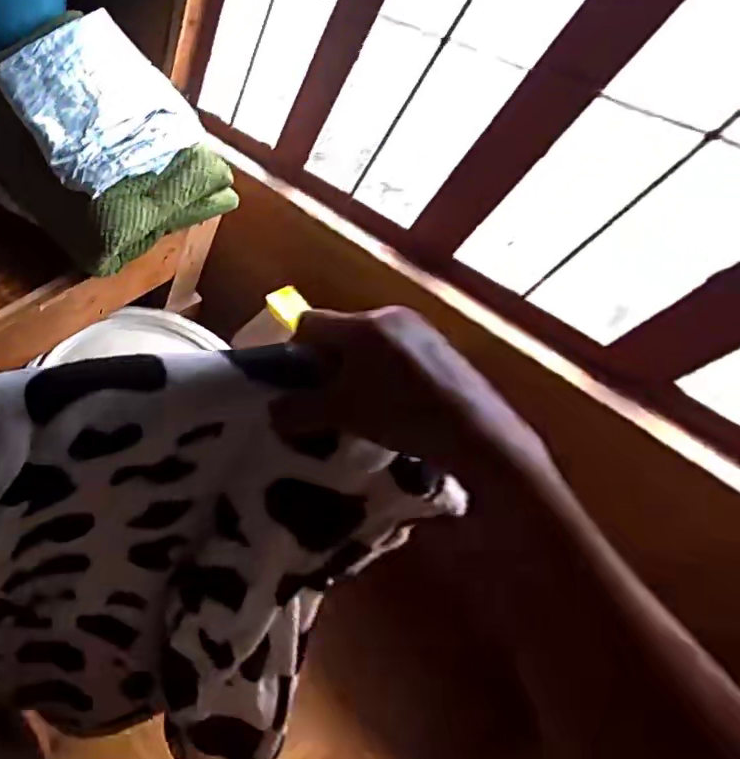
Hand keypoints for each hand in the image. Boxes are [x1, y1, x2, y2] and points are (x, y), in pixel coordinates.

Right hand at [270, 307, 551, 480]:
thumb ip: (293, 409)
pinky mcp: (445, 349)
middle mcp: (391, 316)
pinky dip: (382, 373)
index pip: (305, 324)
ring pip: (366, 343)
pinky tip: (393, 403)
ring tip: (362, 401)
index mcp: (361, 325)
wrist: (485, 442)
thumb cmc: (402, 417)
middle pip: (336, 332)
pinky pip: (394, 351)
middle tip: (328, 394)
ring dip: (354, 368)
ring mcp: (423, 330)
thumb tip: (273, 410)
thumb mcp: (335, 415)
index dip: (294, 352)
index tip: (302, 382)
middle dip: (325, 361)